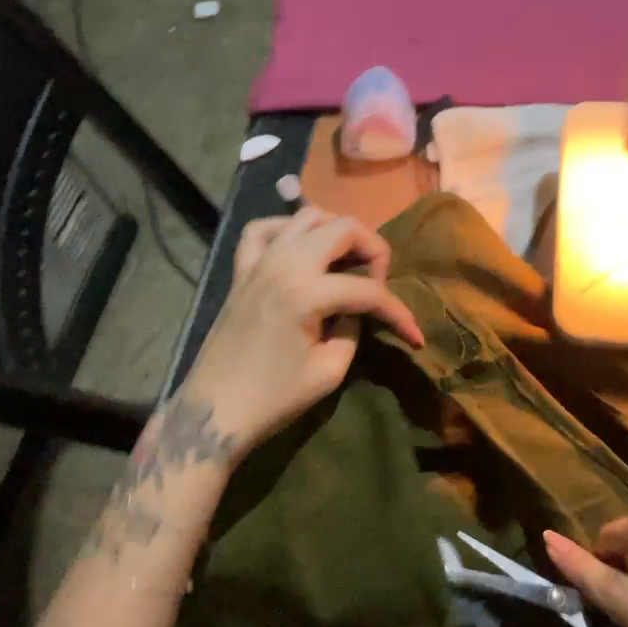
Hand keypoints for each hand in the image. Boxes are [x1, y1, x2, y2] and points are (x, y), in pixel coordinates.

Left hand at [181, 207, 424, 453]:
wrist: (214, 410)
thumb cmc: (274, 398)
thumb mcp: (329, 372)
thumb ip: (352, 331)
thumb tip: (358, 311)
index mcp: (307, 293)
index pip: (368, 289)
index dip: (398, 311)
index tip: (413, 333)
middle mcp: (284, 264)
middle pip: (344, 228)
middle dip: (374, 249)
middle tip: (380, 279)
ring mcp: (259, 262)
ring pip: (306, 216)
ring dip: (336, 231)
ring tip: (348, 260)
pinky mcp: (241, 270)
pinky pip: (263, 229)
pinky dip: (287, 229)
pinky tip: (300, 249)